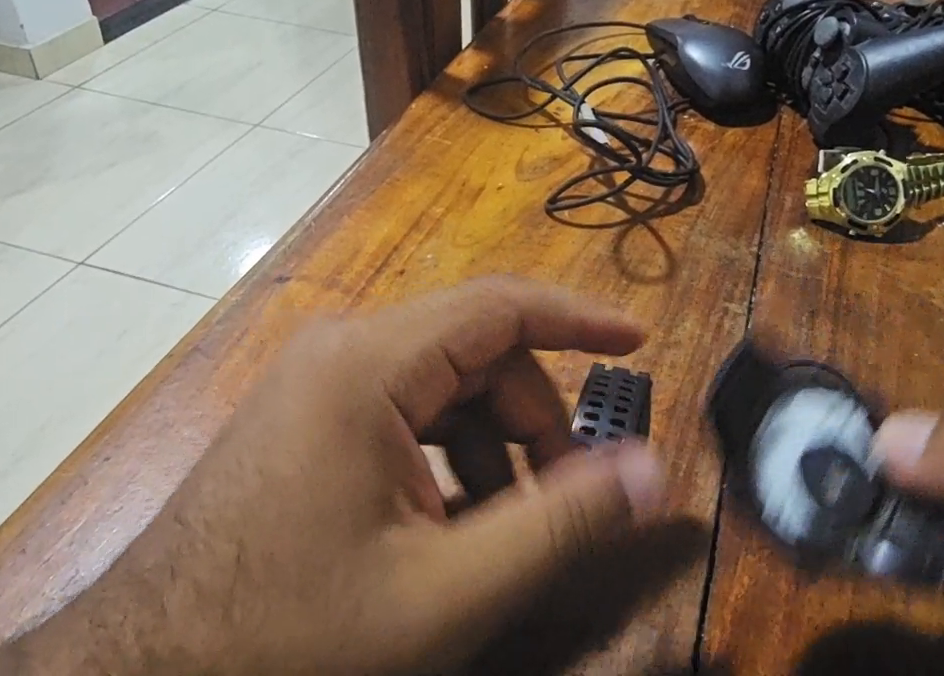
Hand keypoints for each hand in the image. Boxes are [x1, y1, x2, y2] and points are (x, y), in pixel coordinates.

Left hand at [0, 277, 668, 675]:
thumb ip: (558, 524)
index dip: (578, 319)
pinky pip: (403, 415)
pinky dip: (447, 461)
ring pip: (442, 388)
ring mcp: (317, 383)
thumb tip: (653, 470)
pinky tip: (445, 532)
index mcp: (368, 363)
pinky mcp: (306, 420)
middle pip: (475, 354)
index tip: (637, 342)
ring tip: (500, 533)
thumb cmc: (289, 637)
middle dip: (533, 418)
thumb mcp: (444, 592)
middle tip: (563, 500)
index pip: (500, 306)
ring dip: (492, 448)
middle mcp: (341, 350)